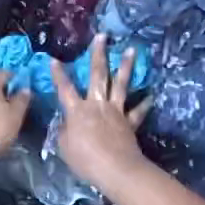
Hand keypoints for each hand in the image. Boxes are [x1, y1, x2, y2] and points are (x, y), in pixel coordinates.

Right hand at [50, 34, 153, 191]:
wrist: (115, 169)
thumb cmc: (85, 160)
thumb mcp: (65, 147)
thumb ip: (64, 132)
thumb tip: (66, 124)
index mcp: (77, 111)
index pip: (64, 89)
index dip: (58, 74)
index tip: (54, 59)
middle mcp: (97, 105)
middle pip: (97, 75)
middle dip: (99, 54)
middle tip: (102, 36)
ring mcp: (116, 111)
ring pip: (120, 84)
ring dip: (126, 66)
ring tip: (132, 50)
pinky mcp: (129, 122)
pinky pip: (137, 111)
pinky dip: (144, 104)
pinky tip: (151, 95)